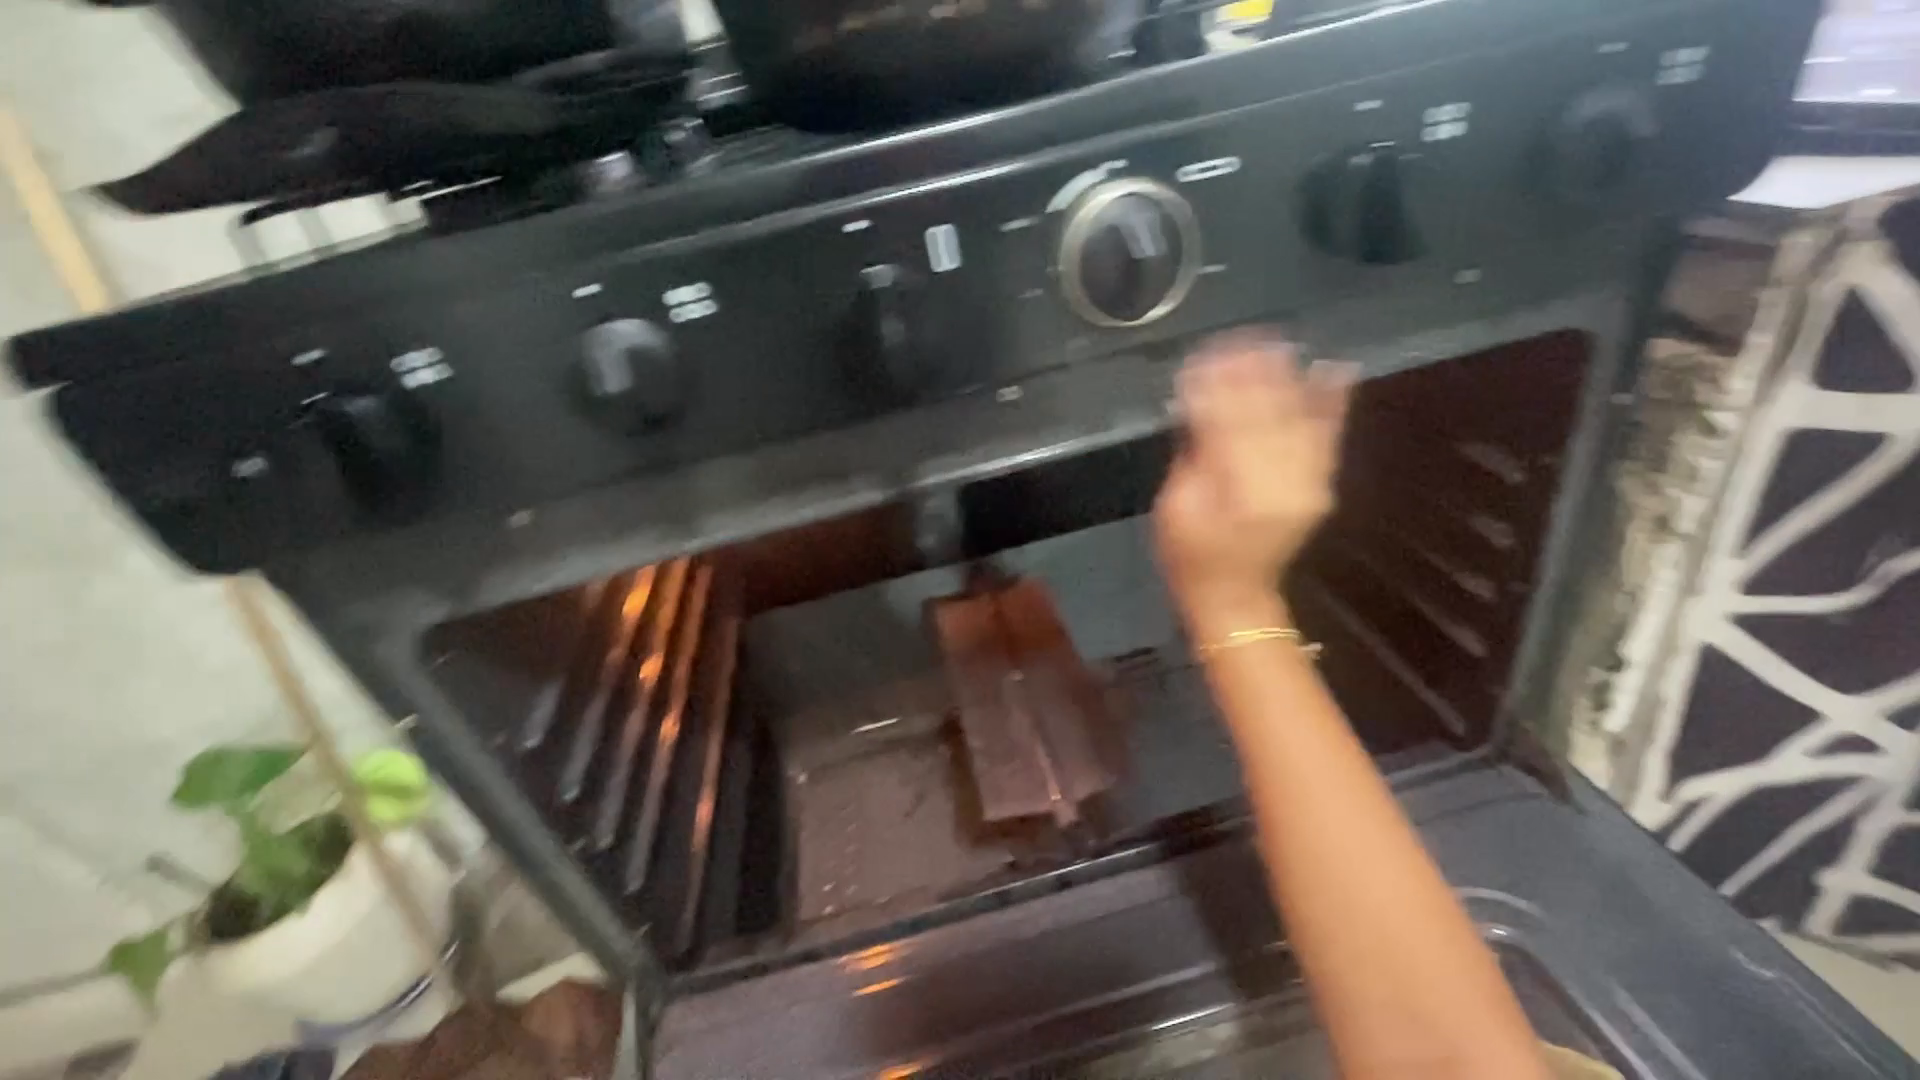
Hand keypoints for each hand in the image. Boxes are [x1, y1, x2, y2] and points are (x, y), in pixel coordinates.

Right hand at [1154, 331, 1355, 627]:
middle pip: (1264, 413)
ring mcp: (1307, 483)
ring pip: (1297, 417)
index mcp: (1235, 491)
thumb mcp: (1173, 506)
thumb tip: (1197, 401)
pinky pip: (1329, 436)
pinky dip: (1333, 401)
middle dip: (1249, 372)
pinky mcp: (1321, 484)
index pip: (1225, 422)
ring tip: (1276, 340)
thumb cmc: (1189, 555)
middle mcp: (1279, 482)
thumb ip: (1191, 454)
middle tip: (1236, 336)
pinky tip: (1336, 367)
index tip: (1203, 354)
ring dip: (1287, 377)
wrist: (1235, 594)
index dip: (1214, 385)